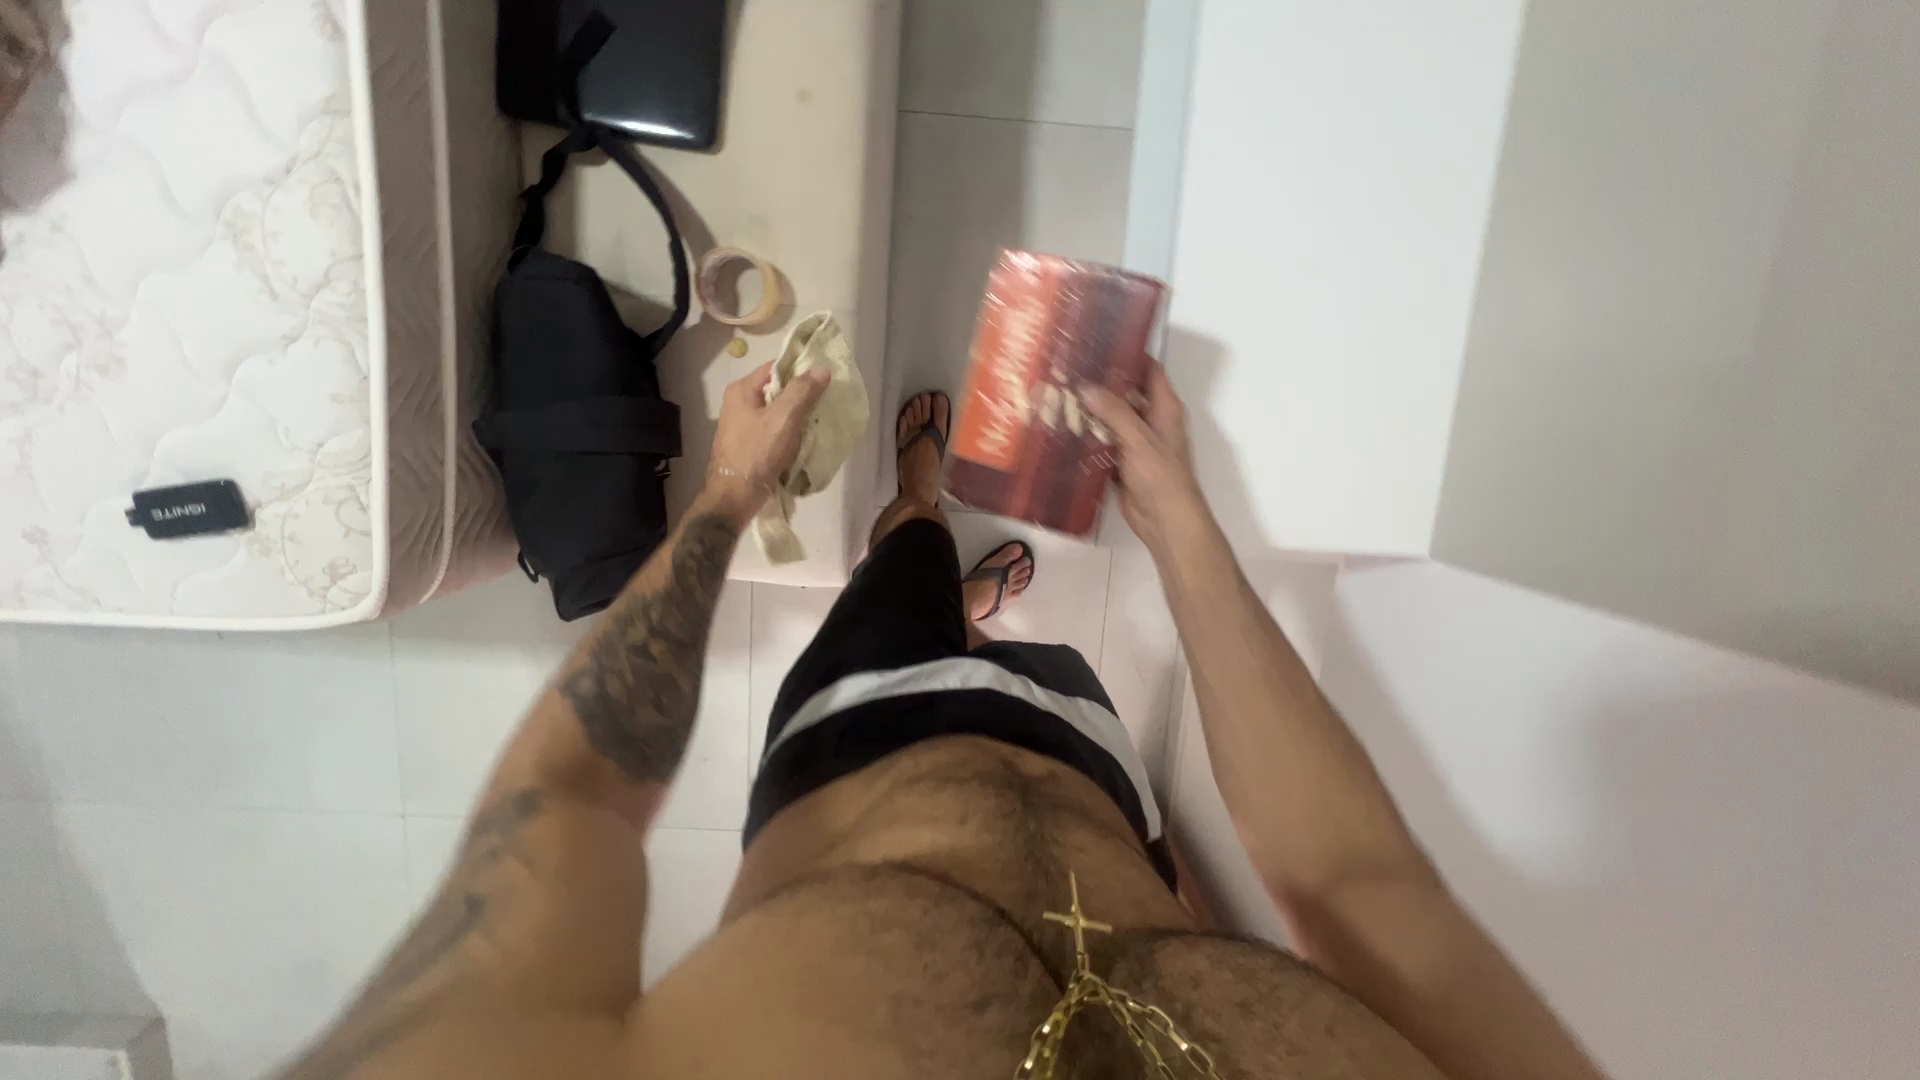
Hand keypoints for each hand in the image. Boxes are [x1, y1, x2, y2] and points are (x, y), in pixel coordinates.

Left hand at [706, 362, 830, 521]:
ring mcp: (741, 425)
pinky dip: (787, 433)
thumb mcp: (783, 417)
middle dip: (800, 396)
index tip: (823, 380)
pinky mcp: (747, 444)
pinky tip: (802, 441)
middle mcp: (738, 403)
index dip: (800, 371)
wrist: (736, 495)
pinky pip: (772, 430)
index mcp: (742, 390)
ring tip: (816, 423)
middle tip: (824, 403)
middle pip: (776, 390)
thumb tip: (822, 368)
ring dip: (796, 417)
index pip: (776, 368)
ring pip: (776, 412)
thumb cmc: (758, 451)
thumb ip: (803, 391)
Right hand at [1081, 363, 1210, 554]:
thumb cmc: (1161, 475)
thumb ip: (1114, 411)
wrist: (1165, 520)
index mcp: (1164, 408)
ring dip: (1091, 413)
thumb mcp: (1138, 438)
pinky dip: (1088, 439)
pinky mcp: (1122, 464)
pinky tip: (1065, 432)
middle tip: (1070, 371)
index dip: (1129, 356)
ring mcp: (1136, 443)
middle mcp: (1151, 421)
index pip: (1150, 371)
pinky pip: (1103, 445)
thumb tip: (1086, 387)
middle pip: (1126, 395)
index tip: (1101, 344)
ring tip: (1060, 397)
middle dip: (1102, 385)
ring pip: (1111, 420)